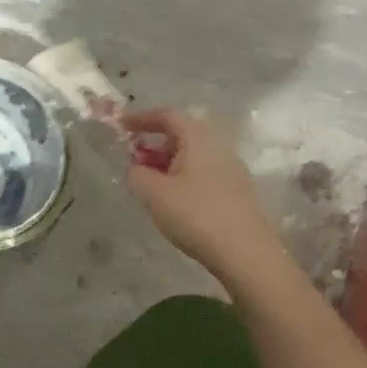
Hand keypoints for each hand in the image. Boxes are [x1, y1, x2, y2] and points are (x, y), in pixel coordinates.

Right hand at [121, 108, 276, 270]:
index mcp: (198, 138)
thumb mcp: (154, 193)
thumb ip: (137, 174)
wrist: (245, 252)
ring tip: (150, 183)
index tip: (121, 126)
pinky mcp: (236, 190)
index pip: (168, 115)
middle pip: (182, 134)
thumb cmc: (196, 214)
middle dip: (155, 143)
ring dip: (168, 162)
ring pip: (193, 155)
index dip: (142, 118)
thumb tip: (136, 167)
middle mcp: (218, 146)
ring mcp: (231, 168)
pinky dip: (183, 176)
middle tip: (134, 160)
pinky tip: (173, 200)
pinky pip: (203, 172)